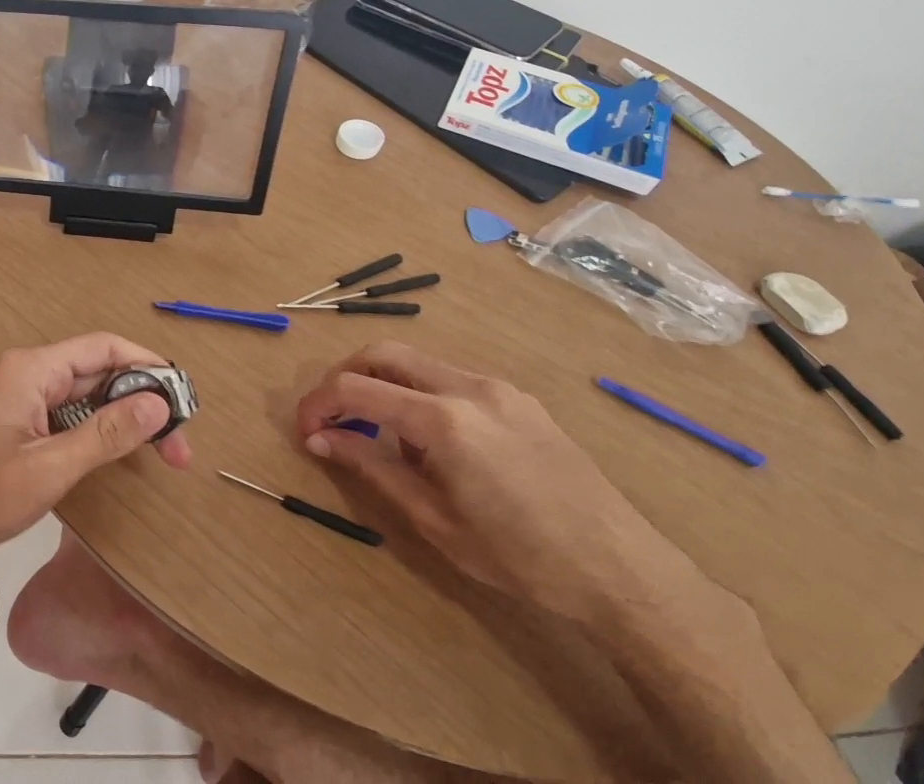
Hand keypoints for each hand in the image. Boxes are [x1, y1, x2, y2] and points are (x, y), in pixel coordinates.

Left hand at [0, 333, 192, 576]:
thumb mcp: (49, 468)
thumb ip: (106, 434)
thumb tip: (158, 403)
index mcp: (31, 370)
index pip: (104, 348)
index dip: (149, 366)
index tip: (183, 401)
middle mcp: (22, 375)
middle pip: (95, 373)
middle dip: (139, 403)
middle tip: (178, 449)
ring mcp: (12, 401)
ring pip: (79, 398)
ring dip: (117, 422)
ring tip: (157, 456)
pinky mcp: (7, 427)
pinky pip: (59, 418)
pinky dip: (89, 434)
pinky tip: (110, 458)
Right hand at [297, 341, 708, 625]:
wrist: (619, 568)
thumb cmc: (518, 556)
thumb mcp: (432, 518)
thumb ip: (372, 467)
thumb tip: (322, 438)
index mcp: (443, 419)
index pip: (355, 389)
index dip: (317, 405)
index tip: (305, 433)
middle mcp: (470, 387)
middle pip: (384, 355)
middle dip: (344, 378)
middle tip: (330, 419)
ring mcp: (501, 389)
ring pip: (419, 364)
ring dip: (383, 386)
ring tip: (379, 439)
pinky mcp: (521, 401)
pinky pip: (452, 380)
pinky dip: (420, 395)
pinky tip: (429, 443)